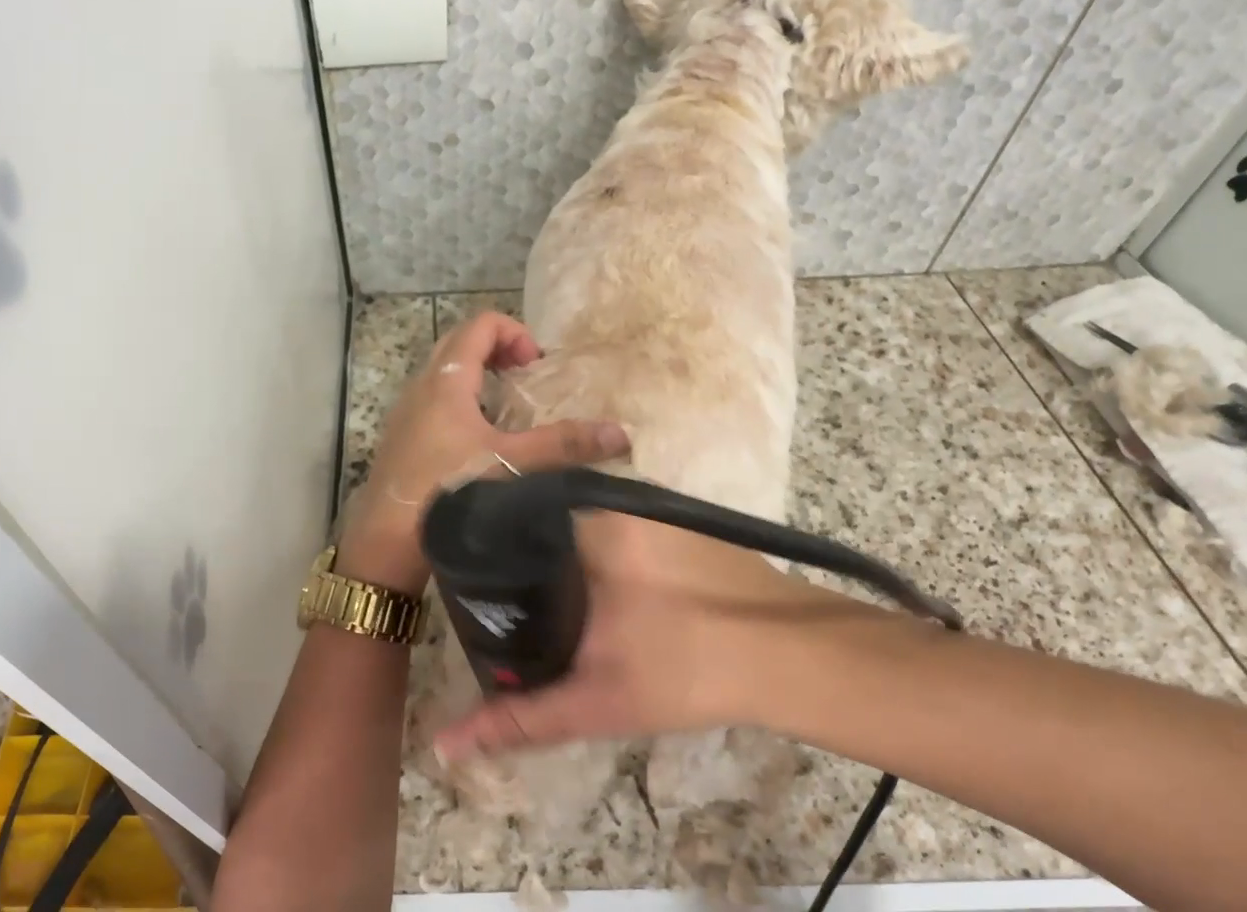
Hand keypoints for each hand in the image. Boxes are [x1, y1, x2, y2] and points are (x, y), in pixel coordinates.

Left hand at [337, 311, 629, 592]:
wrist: (388, 539)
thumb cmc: (450, 491)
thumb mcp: (513, 465)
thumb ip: (564, 445)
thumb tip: (619, 433)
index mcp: (446, 380)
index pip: (480, 325)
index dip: (514, 332)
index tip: (536, 365)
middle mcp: (420, 386)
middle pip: (459, 342)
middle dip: (497, 349)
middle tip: (526, 376)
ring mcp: (405, 411)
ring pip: (442, 372)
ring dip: (477, 376)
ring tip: (507, 407)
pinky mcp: (400, 437)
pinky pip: (431, 399)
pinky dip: (459, 400)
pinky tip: (477, 440)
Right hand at [432, 513, 864, 757]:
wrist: (800, 658)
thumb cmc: (691, 669)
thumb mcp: (596, 699)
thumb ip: (519, 719)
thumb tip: (445, 745)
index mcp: (587, 522)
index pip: (506, 521)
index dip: (481, 561)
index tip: (471, 599)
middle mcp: (615, 502)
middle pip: (541, 526)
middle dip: (521, 570)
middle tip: (507, 617)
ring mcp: (651, 510)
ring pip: (579, 531)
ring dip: (561, 568)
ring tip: (543, 612)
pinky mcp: (678, 526)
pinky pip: (614, 535)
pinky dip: (596, 565)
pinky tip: (600, 605)